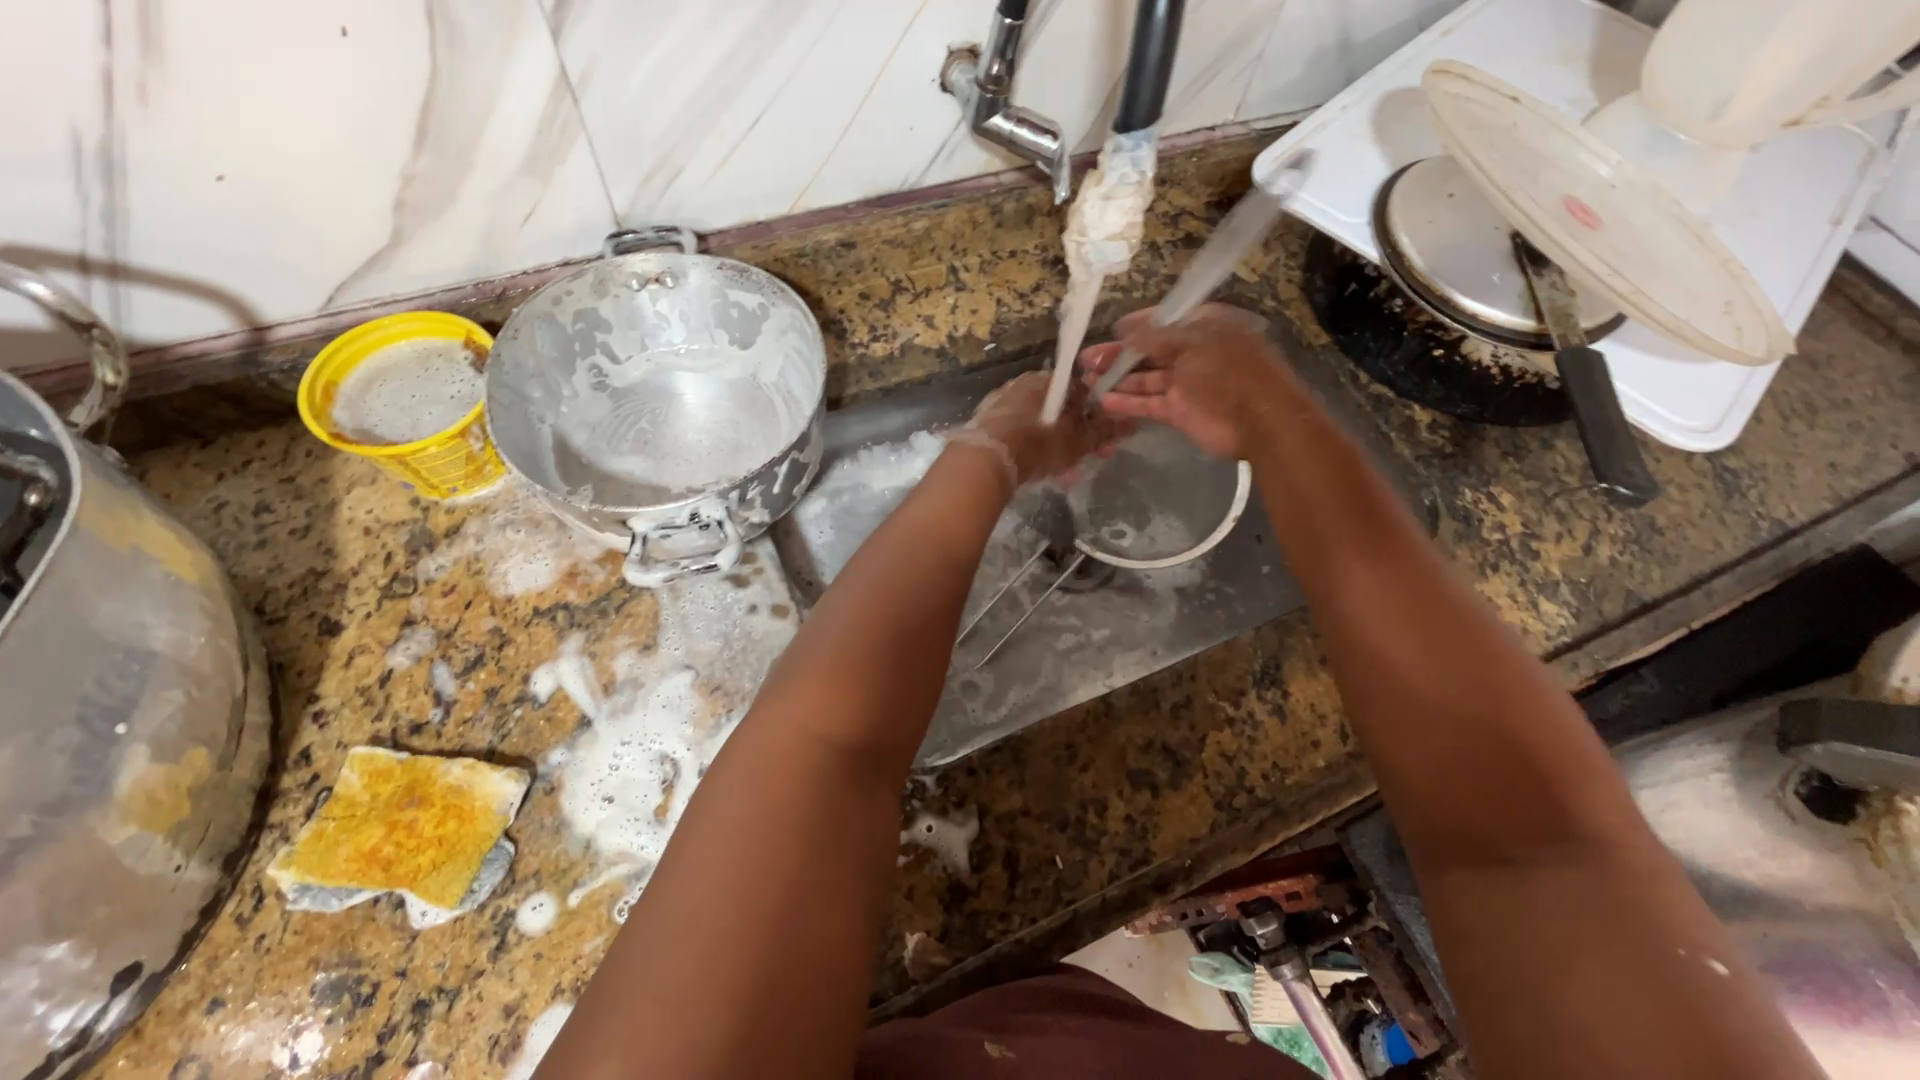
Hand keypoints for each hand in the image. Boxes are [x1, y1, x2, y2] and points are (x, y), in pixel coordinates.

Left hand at [951, 370, 1130, 488]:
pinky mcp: (985, 420)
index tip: (1103, 444)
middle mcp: (1026, 382)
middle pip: (1060, 411)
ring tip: (1060, 474)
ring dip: (1054, 447)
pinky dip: (1029, 448)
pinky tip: (1034, 470)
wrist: (984, 459)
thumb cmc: (1038, 445)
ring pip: (1039, 424)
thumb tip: (1132, 422)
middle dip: (1075, 438)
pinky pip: (1017, 432)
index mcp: (1051, 381)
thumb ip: (1106, 432)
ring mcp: (1002, 400)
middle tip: (1082, 463)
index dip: (1097, 420)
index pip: (1084, 394)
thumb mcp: (1079, 442)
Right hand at [1079, 304, 1295, 459]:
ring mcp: (1186, 384)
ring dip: (1117, 379)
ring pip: (1145, 379)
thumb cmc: (1229, 369)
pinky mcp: (1179, 411)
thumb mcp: (1192, 342)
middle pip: (1149, 351)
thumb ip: (1153, 337)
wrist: (1259, 419)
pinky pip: (1148, 403)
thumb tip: (1123, 331)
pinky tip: (1102, 401)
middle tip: (1086, 359)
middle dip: (1118, 355)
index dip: (1136, 325)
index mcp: (1203, 327)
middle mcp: (1193, 353)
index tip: (1111, 330)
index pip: (1163, 321)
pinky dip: (1126, 403)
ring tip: (1085, 380)